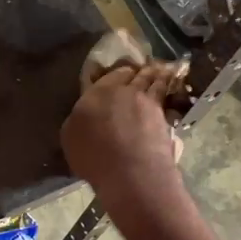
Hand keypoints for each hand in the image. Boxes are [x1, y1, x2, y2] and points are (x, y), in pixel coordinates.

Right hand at [62, 64, 182, 203]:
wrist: (130, 171)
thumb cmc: (93, 158)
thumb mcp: (71, 138)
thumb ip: (79, 119)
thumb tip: (85, 114)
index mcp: (95, 93)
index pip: (107, 76)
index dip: (115, 74)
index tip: (120, 73)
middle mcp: (120, 90)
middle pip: (131, 75)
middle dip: (137, 70)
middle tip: (142, 67)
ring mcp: (144, 100)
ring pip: (152, 80)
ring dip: (156, 73)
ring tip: (162, 69)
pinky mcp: (163, 113)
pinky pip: (165, 93)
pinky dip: (168, 84)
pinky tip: (170, 84)